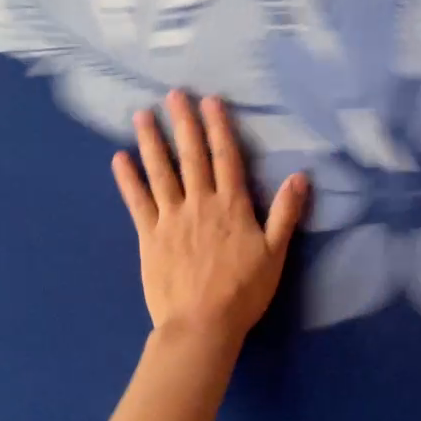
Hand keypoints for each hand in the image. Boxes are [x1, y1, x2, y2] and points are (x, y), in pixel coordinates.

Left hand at [112, 91, 307, 346]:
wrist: (202, 325)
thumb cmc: (243, 292)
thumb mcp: (275, 253)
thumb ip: (286, 213)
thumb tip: (302, 176)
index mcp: (232, 206)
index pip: (226, 157)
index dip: (219, 127)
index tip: (211, 101)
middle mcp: (200, 203)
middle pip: (192, 156)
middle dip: (184, 123)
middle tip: (174, 94)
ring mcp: (171, 218)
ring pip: (161, 171)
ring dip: (152, 141)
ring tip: (142, 115)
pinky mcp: (149, 236)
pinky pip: (137, 201)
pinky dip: (128, 179)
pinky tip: (119, 159)